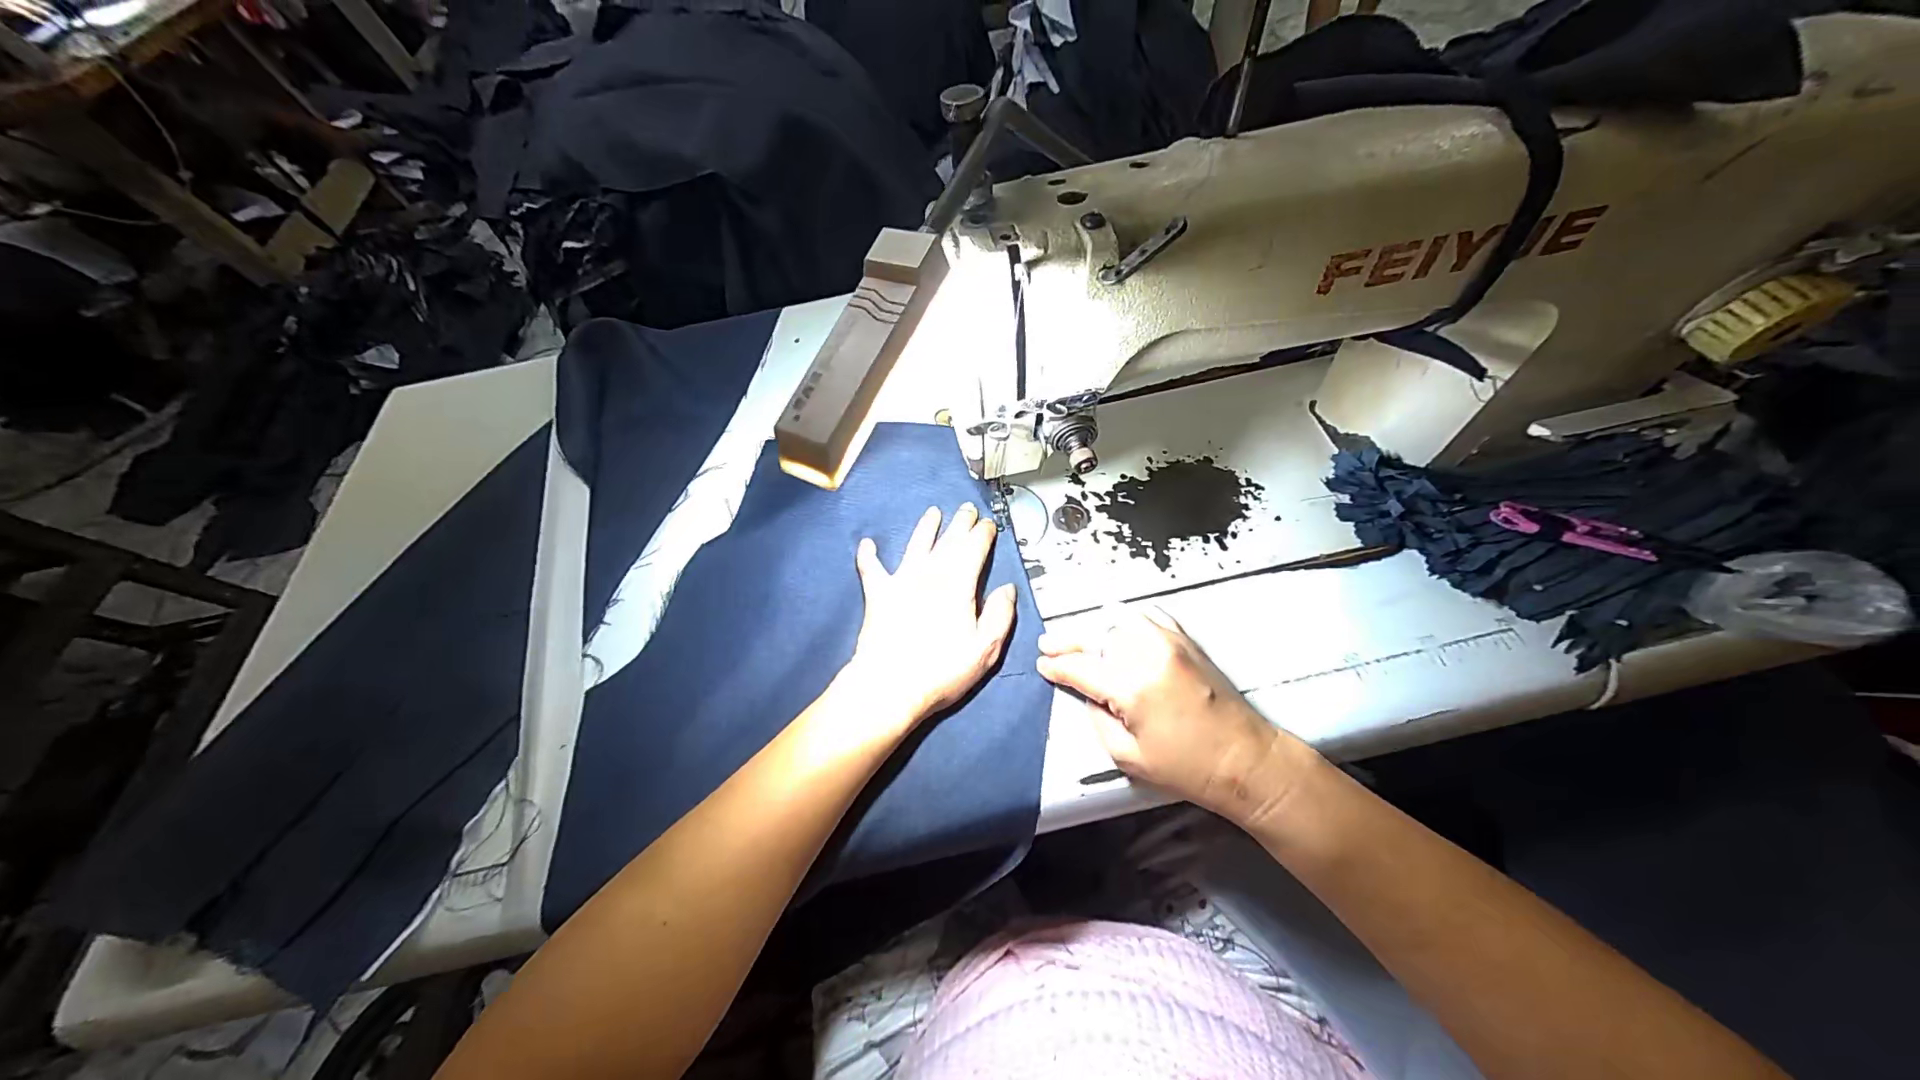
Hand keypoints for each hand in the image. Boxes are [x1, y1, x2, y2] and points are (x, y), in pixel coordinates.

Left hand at [839, 503, 1017, 735]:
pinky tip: (867, 544)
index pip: (974, 548)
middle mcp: (929, 575)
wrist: (890, 685)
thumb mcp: (985, 648)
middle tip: (967, 511)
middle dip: (960, 523)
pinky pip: (872, 569)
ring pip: (915, 545)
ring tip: (932, 514)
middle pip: (948, 541)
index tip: (989, 524)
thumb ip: (1000, 614)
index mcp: (958, 584)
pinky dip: (869, 556)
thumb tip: (1006, 591)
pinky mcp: (878, 596)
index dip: (983, 533)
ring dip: (925, 528)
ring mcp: (901, 582)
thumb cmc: (940, 671)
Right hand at [1035, 607, 1308, 824]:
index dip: (1057, 666)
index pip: (1081, 667)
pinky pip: (1149, 617)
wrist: (1246, 759)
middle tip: (1050, 645)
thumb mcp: (1128, 756)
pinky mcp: (1187, 641)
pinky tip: (1119, 630)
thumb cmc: (1189, 767)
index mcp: (1133, 687)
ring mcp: (1171, 643)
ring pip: (1120, 620)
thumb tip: (1087, 693)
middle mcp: (1149, 655)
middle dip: (1069, 641)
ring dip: (1097, 629)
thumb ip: (1098, 718)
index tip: (1043, 664)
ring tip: (1083, 641)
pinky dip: (1129, 621)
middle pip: (1096, 636)